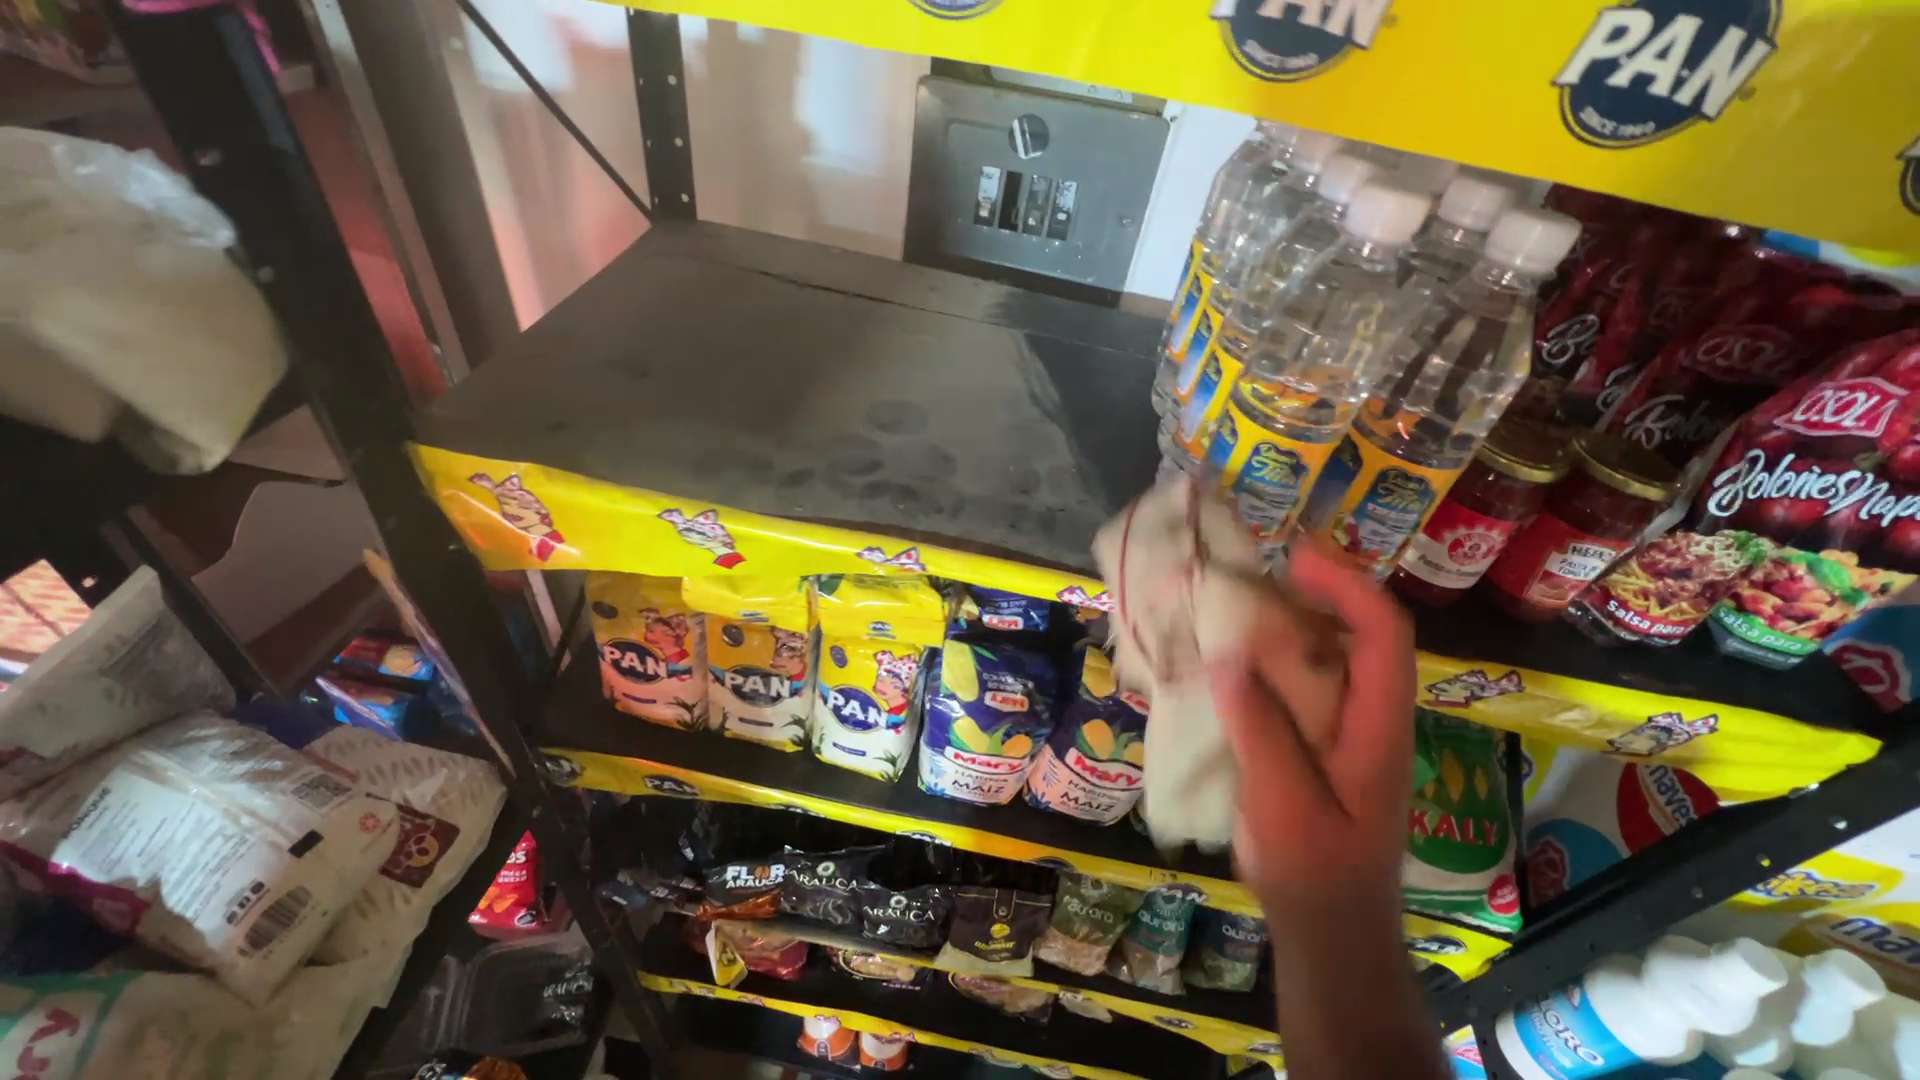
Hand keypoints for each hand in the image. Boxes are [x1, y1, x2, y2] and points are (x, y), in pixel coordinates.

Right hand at [1211, 539, 1415, 903]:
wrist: (1329, 928)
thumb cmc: (1315, 870)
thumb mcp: (1285, 803)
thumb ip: (1261, 729)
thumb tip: (1228, 655)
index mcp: (1379, 726)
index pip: (1382, 634)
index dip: (1346, 584)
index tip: (1292, 556)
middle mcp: (1370, 717)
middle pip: (1358, 632)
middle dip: (1313, 590)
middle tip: (1251, 571)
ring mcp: (1346, 731)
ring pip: (1328, 656)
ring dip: (1287, 620)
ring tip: (1232, 602)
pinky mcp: (1319, 744)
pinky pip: (1299, 684)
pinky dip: (1268, 659)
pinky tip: (1227, 660)